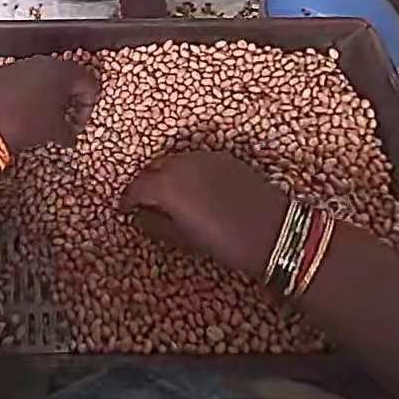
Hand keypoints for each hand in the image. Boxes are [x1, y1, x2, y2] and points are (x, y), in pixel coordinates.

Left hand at [0, 56, 98, 152]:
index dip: (87, 107)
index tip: (77, 126)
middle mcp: (43, 63)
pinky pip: (21, 82)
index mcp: (63, 72)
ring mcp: (20, 66)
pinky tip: (20, 114)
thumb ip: (70, 133)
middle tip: (64, 121)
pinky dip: (26, 96)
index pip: (88, 84)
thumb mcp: (55, 132)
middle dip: (68, 100)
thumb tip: (70, 137)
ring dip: (46, 97)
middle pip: (66, 78)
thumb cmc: (28, 124)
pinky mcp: (1, 73)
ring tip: (41, 120)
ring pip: (42, 78)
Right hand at [121, 150, 288, 277]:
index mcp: (165, 185)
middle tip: (143, 203)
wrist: (273, 231)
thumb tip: (141, 218)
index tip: (124, 209)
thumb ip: (157, 224)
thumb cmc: (225, 241)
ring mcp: (203, 157)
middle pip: (152, 169)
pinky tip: (193, 188)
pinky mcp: (222, 157)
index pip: (135, 188)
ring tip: (167, 195)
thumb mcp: (185, 238)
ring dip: (164, 175)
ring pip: (172, 160)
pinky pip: (194, 160)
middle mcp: (180, 163)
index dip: (127, 200)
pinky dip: (185, 171)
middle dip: (144, 184)